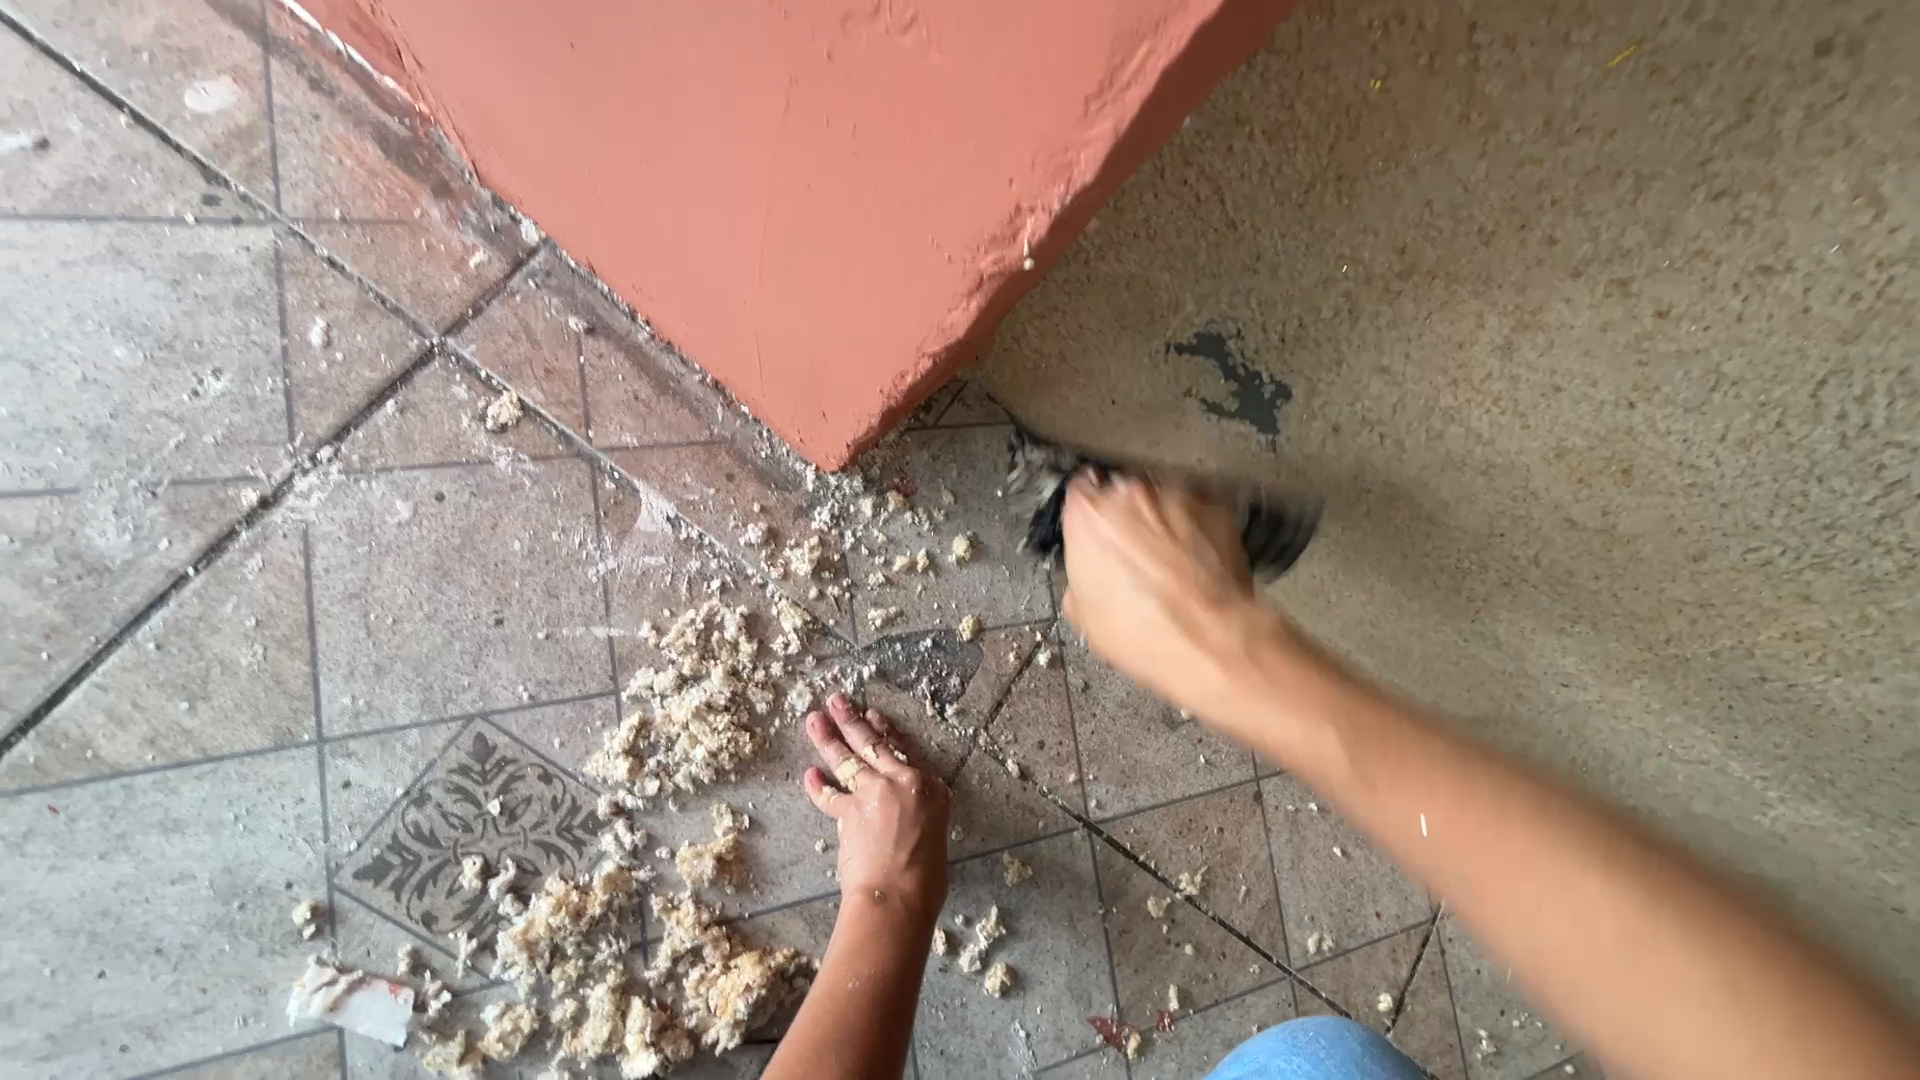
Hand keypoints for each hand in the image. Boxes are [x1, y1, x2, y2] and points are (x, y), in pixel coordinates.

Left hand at [802, 694, 949, 924]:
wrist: (897, 897)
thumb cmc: (926, 878)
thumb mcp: (935, 834)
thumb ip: (917, 814)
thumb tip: (901, 817)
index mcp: (931, 787)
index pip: (903, 752)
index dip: (884, 731)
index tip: (873, 716)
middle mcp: (902, 781)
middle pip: (873, 744)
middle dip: (852, 719)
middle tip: (836, 700)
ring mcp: (873, 793)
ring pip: (847, 759)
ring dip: (827, 737)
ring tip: (814, 719)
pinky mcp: (848, 811)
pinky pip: (829, 795)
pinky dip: (817, 786)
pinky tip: (809, 774)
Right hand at [1060, 472, 1273, 712]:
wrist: (1207, 640)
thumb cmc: (1144, 630)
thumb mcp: (1083, 614)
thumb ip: (1079, 574)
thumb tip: (1088, 577)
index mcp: (1088, 514)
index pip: (1078, 492)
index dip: (1087, 516)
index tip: (1093, 531)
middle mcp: (1129, 493)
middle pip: (1121, 493)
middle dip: (1126, 519)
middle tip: (1132, 556)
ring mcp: (1176, 496)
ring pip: (1161, 501)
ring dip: (1161, 523)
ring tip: (1167, 564)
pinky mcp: (1214, 507)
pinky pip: (1197, 512)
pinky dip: (1194, 530)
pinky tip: (1193, 564)